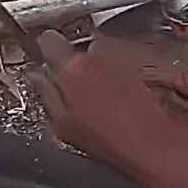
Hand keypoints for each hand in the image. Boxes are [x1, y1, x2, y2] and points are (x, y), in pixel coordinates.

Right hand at [33, 30, 187, 177]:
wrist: (152, 146)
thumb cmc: (106, 140)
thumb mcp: (63, 124)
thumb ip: (46, 94)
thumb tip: (35, 76)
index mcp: (71, 68)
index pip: (48, 40)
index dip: (44, 50)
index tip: (43, 63)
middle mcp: (96, 57)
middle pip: (74, 53)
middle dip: (70, 70)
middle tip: (70, 97)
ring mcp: (119, 62)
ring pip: (95, 62)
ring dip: (93, 76)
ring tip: (95, 105)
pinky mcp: (136, 71)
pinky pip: (114, 70)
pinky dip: (111, 82)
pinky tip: (113, 106)